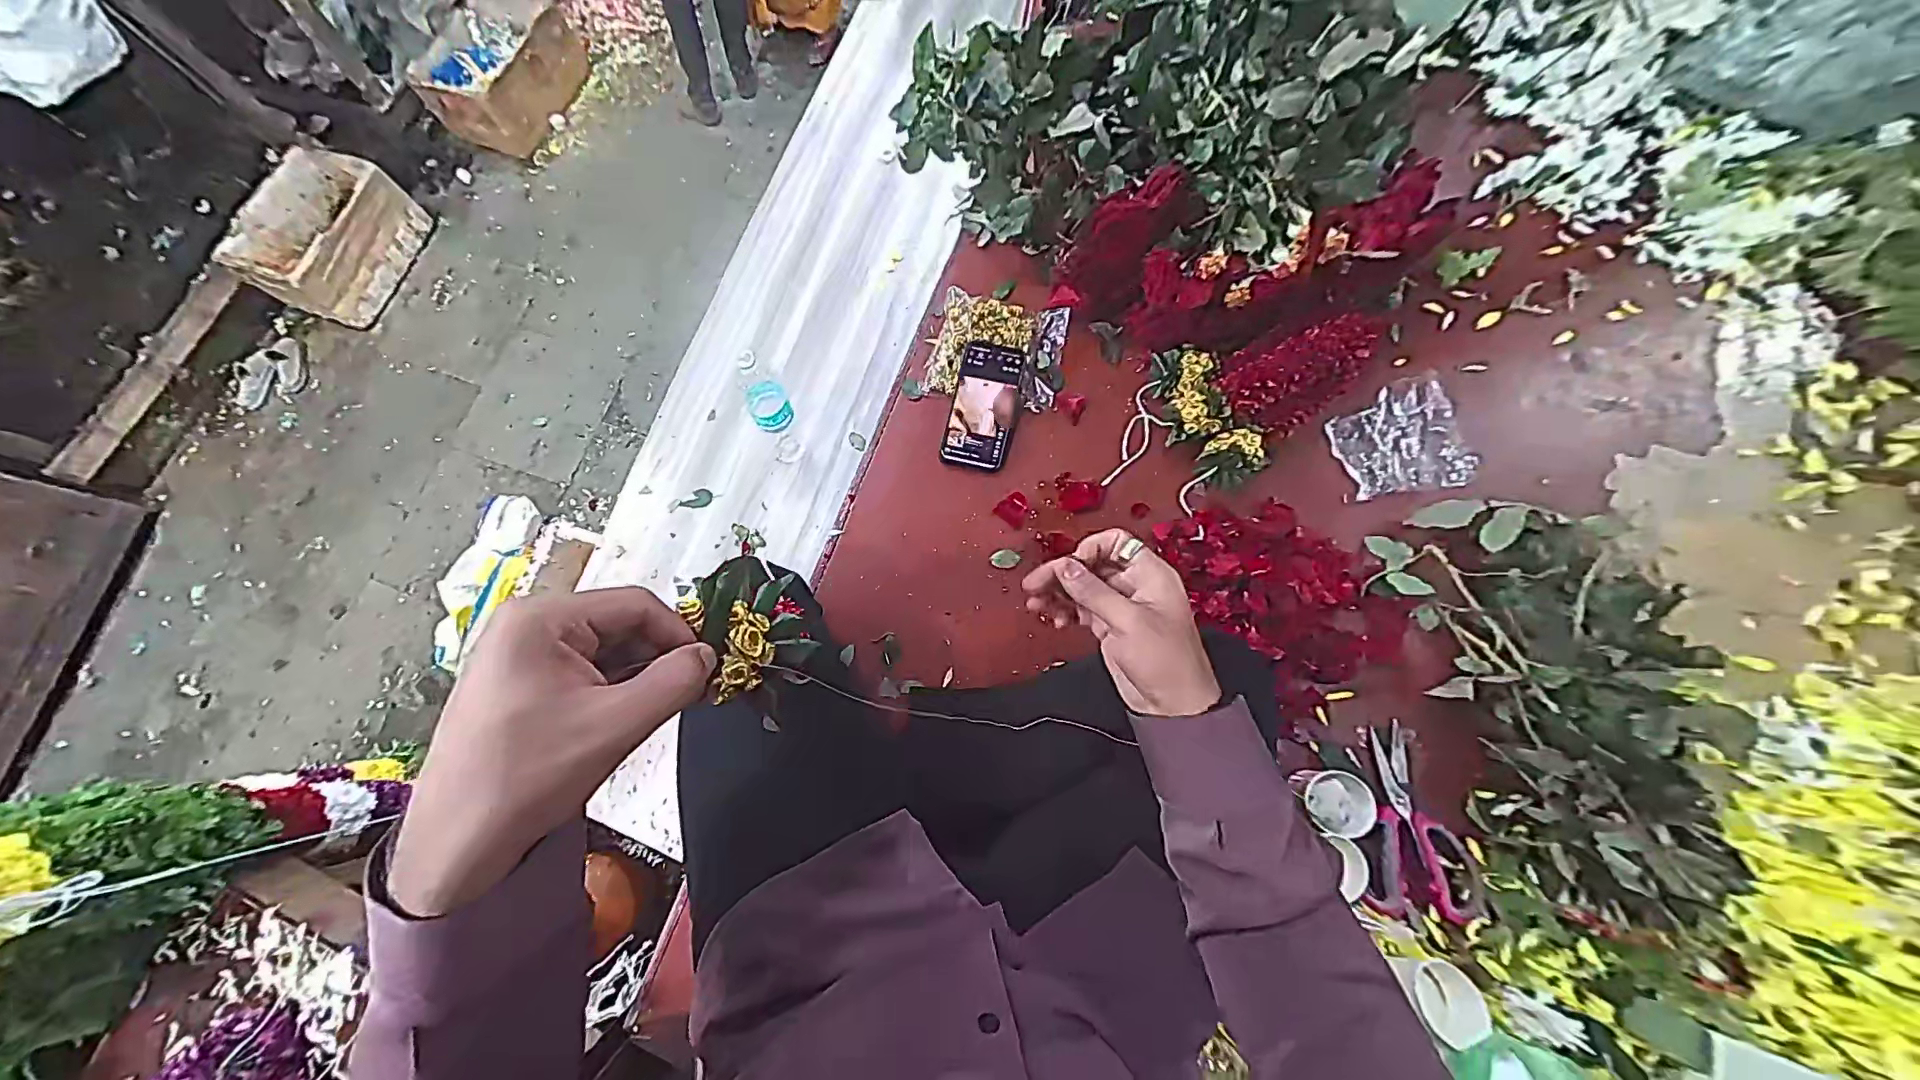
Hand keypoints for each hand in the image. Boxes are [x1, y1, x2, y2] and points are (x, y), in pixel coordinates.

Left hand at [388, 588, 715, 916]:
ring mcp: (521, 655)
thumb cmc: (518, 781)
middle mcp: (526, 627)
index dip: (679, 633)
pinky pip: (589, 671)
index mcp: (538, 620)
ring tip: (647, 713)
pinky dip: (616, 691)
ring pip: (609, 650)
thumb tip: (705, 657)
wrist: (457, 844)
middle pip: (623, 625)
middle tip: (684, 692)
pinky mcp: (524, 683)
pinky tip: (621, 720)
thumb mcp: (616, 724)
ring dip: (638, 679)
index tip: (702, 665)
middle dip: (658, 659)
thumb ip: (675, 681)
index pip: (636, 604)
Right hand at [1022, 528, 1221, 717]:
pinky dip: (1065, 610)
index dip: (1088, 550)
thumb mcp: (1128, 622)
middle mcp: (1135, 586)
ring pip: (1082, 587)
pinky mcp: (1109, 626)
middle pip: (1092, 564)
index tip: (1067, 566)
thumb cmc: (1167, 662)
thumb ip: (1093, 592)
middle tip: (1036, 584)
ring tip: (1036, 603)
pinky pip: (1081, 608)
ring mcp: (1120, 606)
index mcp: (1150, 575)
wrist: (1173, 705)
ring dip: (1058, 592)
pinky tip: (1053, 617)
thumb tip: (1066, 567)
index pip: (1115, 543)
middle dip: (1063, 573)